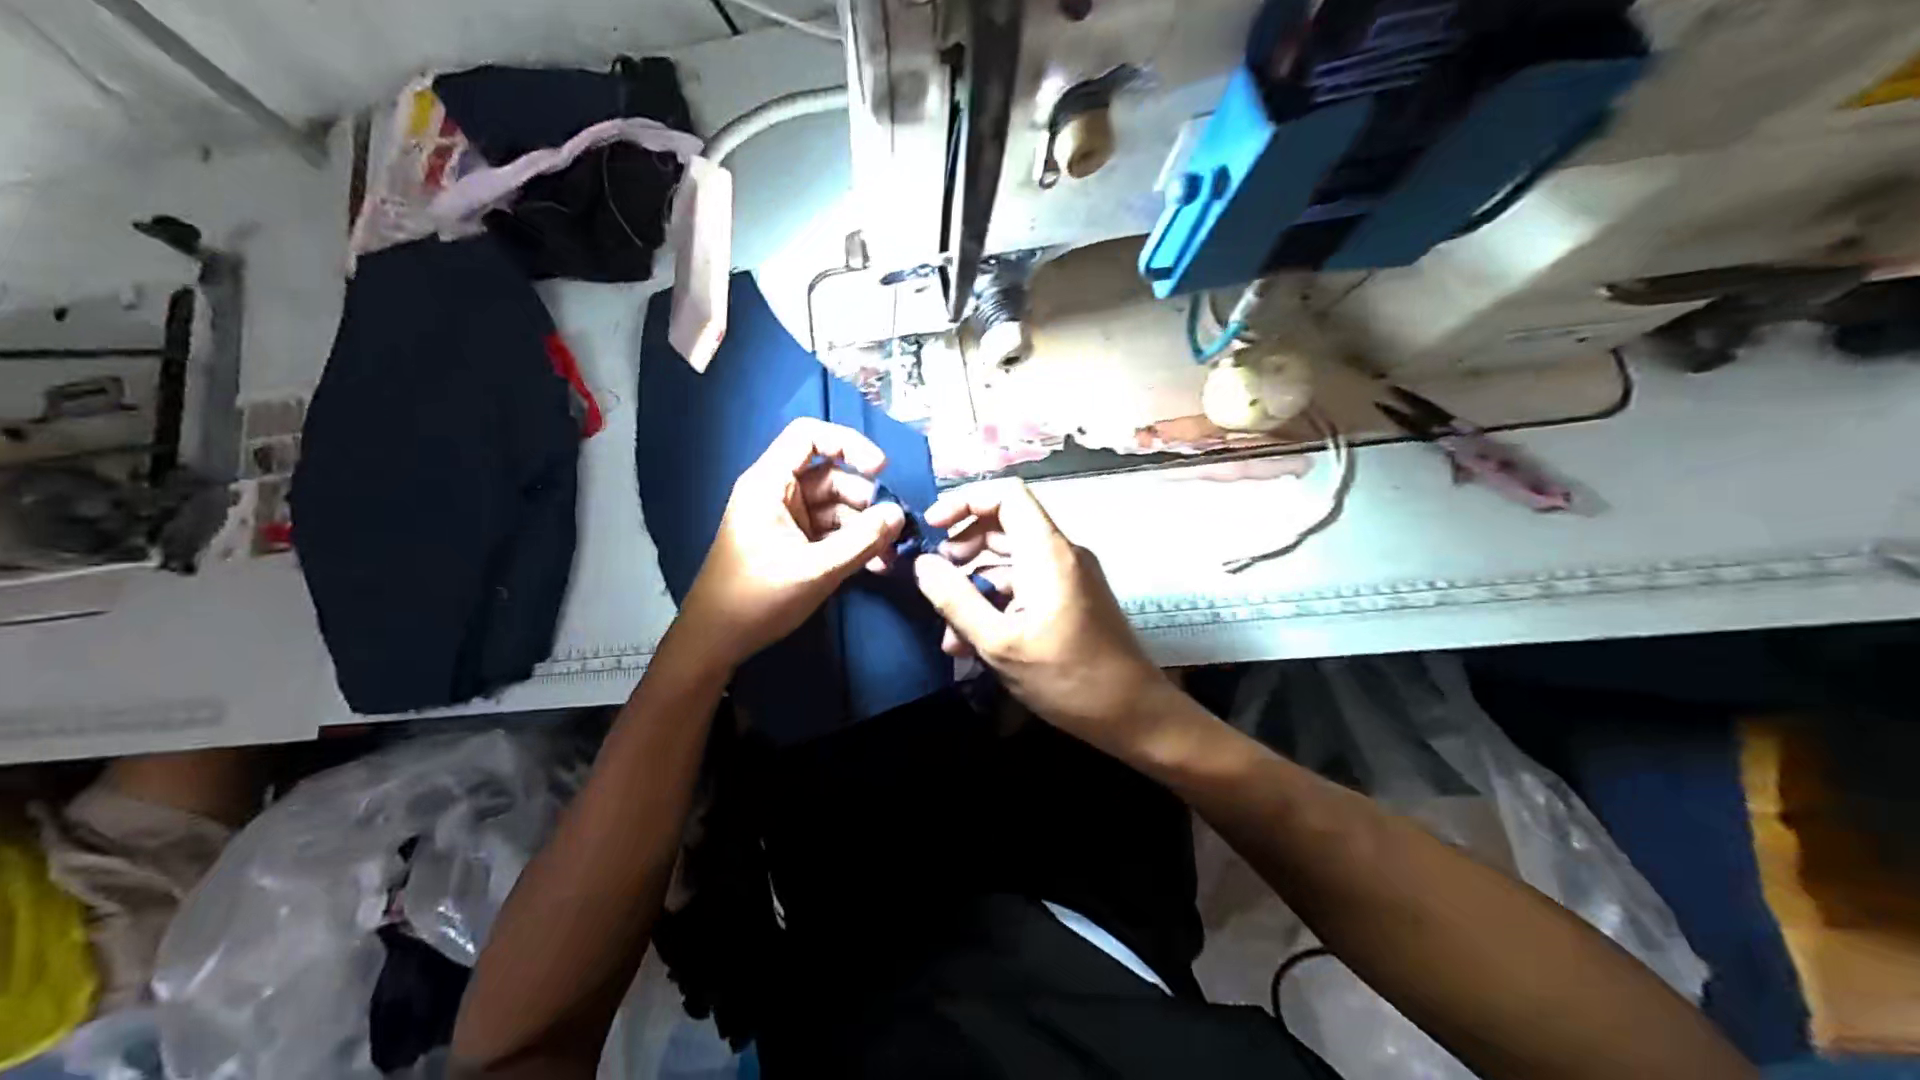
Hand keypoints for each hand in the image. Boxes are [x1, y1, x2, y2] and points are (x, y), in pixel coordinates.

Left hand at [680, 418, 905, 668]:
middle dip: (868, 500)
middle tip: (898, 528)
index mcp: (770, 484)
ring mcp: (789, 520)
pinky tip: (878, 565)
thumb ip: (861, 541)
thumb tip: (899, 516)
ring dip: (867, 528)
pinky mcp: (797, 544)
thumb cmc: (756, 598)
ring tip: (893, 554)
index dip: (849, 444)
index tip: (881, 471)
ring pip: (838, 508)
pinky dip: (855, 544)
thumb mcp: (815, 569)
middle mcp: (779, 494)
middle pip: (833, 476)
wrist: (717, 641)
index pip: (809, 436)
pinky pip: (833, 533)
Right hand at [912, 478, 1177, 755]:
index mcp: (1048, 551)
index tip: (933, 528)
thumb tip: (922, 564)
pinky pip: (1025, 586)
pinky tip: (973, 644)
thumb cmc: (1067, 678)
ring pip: (1010, 563)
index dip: (965, 501)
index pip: (1006, 494)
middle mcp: (1061, 554)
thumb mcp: (1000, 643)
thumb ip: (956, 600)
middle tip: (935, 582)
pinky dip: (997, 604)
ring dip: (975, 589)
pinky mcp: (1071, 600)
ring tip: (949, 633)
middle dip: (962, 552)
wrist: (1133, 715)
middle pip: (1003, 527)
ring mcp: (1068, 577)